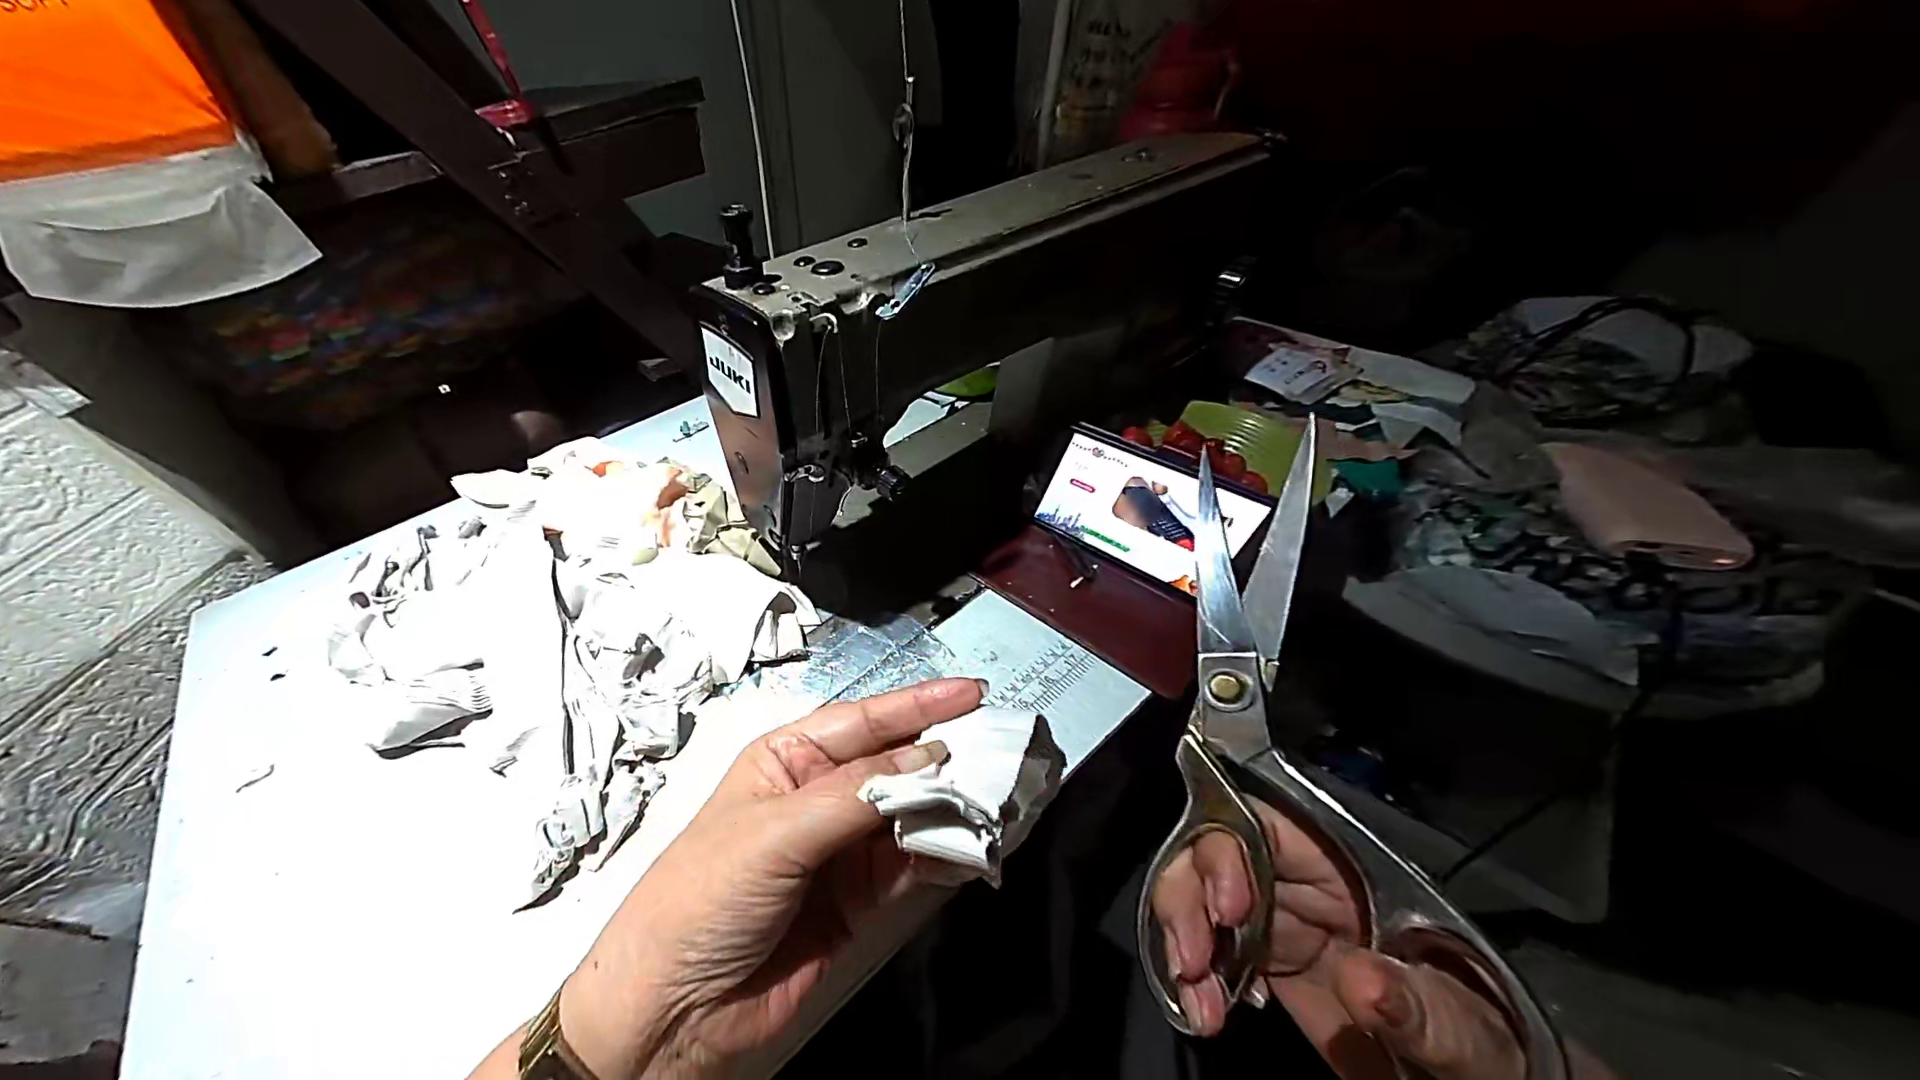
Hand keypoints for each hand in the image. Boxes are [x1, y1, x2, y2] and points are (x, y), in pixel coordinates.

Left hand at [559, 677, 983, 1078]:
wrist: (669, 1020)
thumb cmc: (702, 899)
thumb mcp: (775, 832)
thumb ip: (856, 794)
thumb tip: (930, 756)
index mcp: (790, 759)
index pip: (865, 720)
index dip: (919, 703)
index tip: (972, 693)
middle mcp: (822, 794)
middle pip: (897, 763)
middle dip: (946, 754)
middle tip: (999, 746)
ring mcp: (845, 847)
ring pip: (913, 812)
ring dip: (952, 806)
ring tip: (996, 796)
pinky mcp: (863, 896)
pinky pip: (915, 864)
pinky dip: (946, 855)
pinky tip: (972, 847)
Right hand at [1150, 797, 1529, 1079]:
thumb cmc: (1497, 1052)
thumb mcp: (1477, 1035)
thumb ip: (1426, 1008)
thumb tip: (1361, 979)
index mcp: (1347, 865)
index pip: (1264, 821)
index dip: (1229, 847)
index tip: (1229, 907)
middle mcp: (1300, 878)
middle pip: (1213, 849)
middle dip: (1187, 894)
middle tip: (1192, 959)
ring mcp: (1276, 915)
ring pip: (1196, 891)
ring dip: (1180, 934)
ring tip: (1197, 997)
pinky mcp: (1261, 955)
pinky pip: (1205, 943)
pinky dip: (1190, 971)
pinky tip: (1205, 1008)